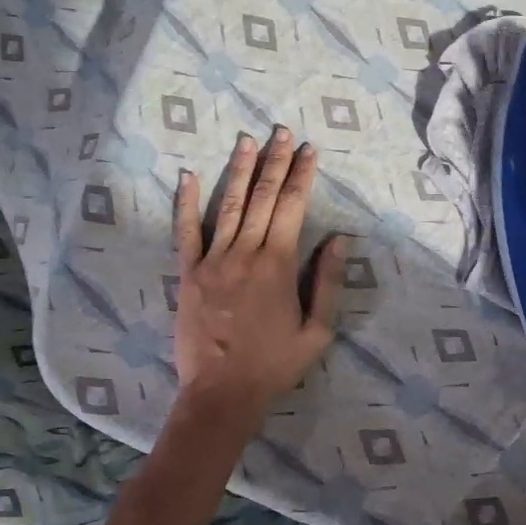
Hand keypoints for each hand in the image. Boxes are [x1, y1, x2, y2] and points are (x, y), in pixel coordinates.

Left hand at [171, 127, 345, 417]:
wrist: (222, 394)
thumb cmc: (275, 365)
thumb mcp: (317, 329)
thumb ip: (327, 281)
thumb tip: (339, 239)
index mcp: (278, 264)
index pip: (293, 206)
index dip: (303, 175)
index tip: (310, 149)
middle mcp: (245, 252)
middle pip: (263, 197)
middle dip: (275, 161)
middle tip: (282, 131)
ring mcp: (213, 260)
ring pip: (229, 205)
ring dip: (239, 170)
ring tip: (247, 140)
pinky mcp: (189, 274)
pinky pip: (186, 232)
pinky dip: (187, 202)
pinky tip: (188, 175)